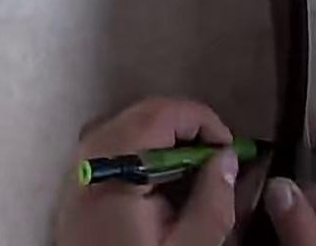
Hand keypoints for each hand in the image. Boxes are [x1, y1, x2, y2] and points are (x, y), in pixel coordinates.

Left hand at [55, 97, 241, 245]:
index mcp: (115, 153)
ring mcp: (83, 156)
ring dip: (171, 142)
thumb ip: (211, 205)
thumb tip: (228, 158)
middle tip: (220, 163)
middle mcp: (93, 142)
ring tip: (199, 176)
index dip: (203, 121)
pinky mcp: (82, 174)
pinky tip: (168, 184)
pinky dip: (150, 154)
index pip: (163, 111)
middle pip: (148, 113)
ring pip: (135, 126)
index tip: (232, 151)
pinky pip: (121, 144)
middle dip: (190, 130)